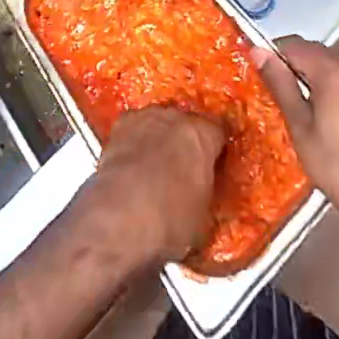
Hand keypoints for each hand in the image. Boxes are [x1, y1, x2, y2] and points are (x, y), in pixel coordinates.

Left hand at [90, 108, 225, 264]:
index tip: (212, 164)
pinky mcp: (120, 126)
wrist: (121, 217)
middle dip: (185, 141)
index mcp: (204, 136)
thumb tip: (200, 193)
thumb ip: (205, 190)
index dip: (215, 148)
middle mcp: (177, 118)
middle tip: (181, 167)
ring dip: (158, 137)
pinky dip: (133, 141)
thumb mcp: (203, 213)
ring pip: (158, 122)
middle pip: (186, 122)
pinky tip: (130, 162)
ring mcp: (147, 118)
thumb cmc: (171, 220)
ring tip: (152, 164)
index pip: (218, 131)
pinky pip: (133, 128)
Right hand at [250, 37, 338, 237]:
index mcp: (334, 73)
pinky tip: (337, 125)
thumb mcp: (301, 128)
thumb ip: (281, 86)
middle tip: (281, 93)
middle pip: (320, 54)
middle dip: (297, 65)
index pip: (296, 45)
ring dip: (320, 79)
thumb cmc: (338, 168)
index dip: (275, 54)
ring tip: (307, 111)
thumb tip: (259, 52)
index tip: (262, 73)